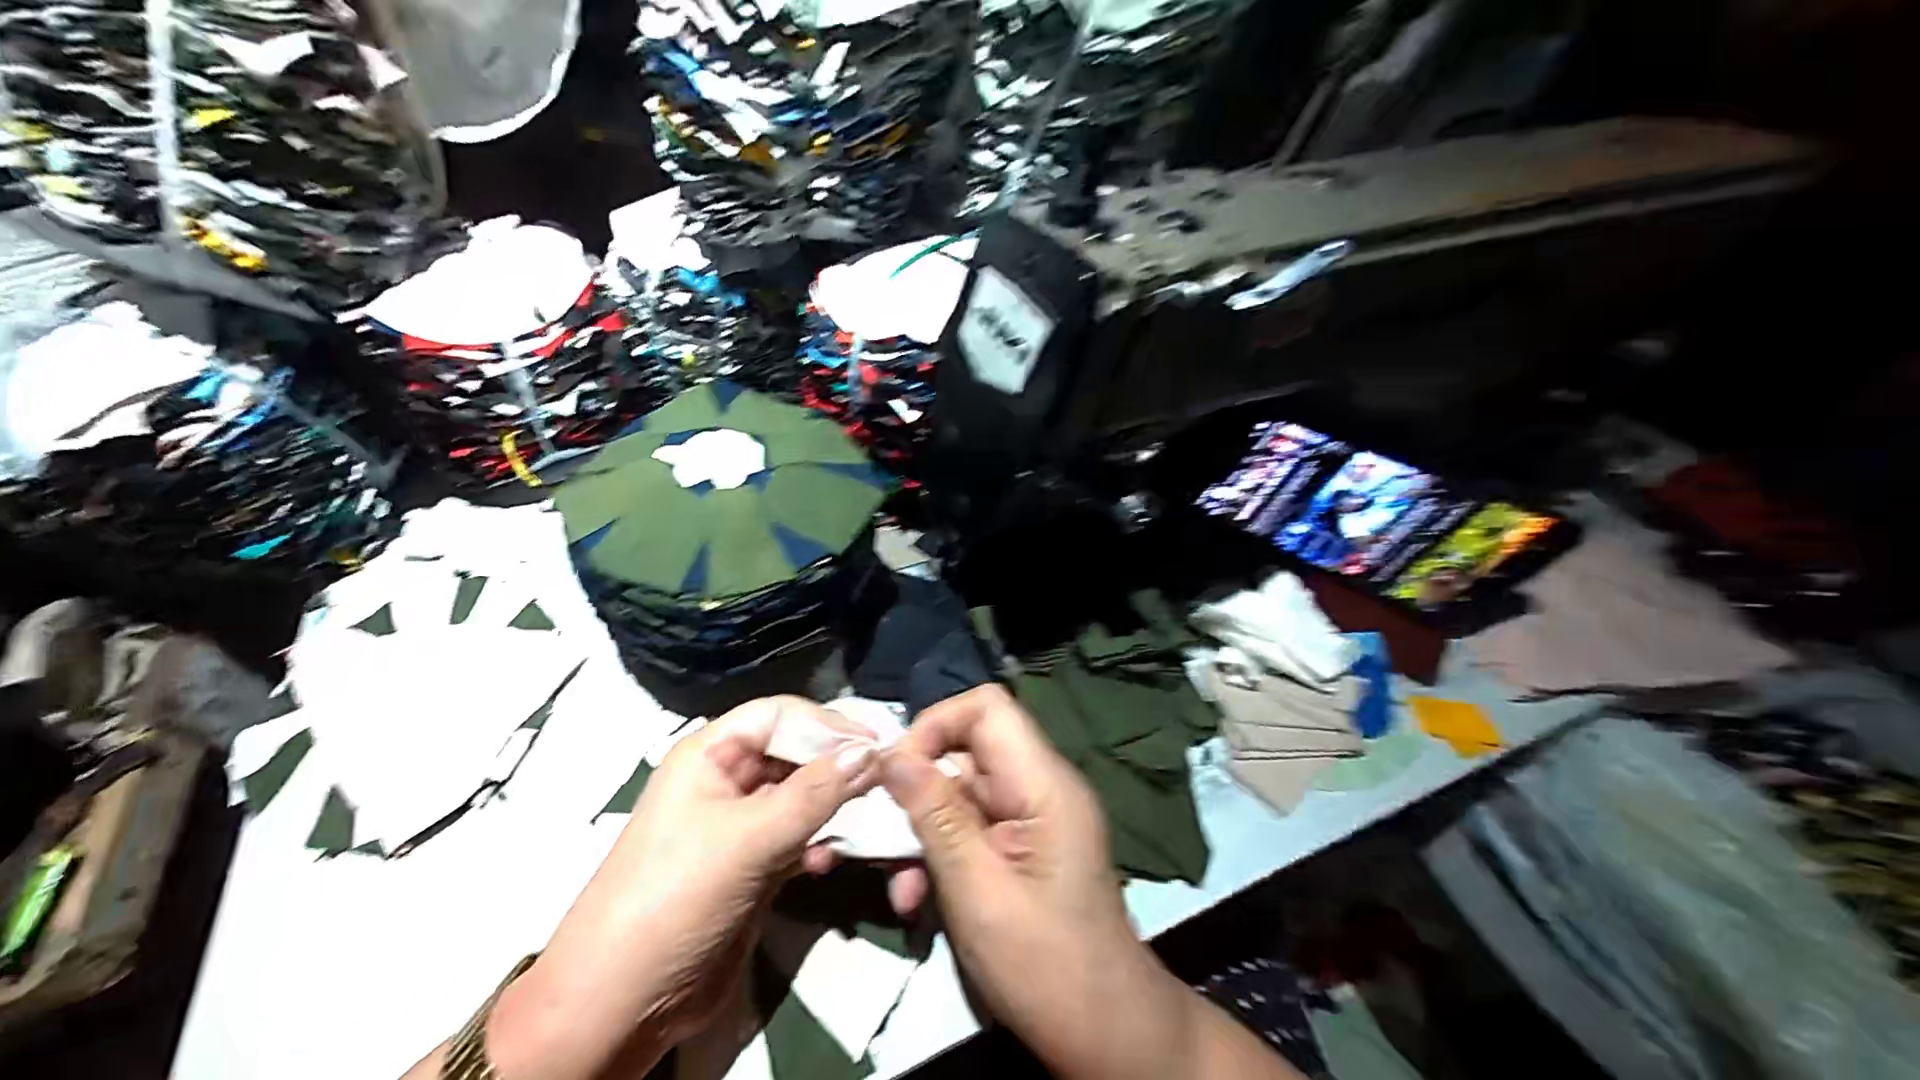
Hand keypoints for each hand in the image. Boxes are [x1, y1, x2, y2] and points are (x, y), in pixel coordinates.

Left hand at [487, 697, 879, 1079]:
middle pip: (795, 752)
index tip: (877, 745)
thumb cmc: (677, 898)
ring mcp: (742, 824)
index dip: (828, 724)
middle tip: (886, 778)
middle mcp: (727, 780)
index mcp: (710, 754)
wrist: (622, 1005)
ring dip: (836, 804)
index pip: (779, 715)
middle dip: (838, 763)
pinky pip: (800, 836)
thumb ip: (814, 793)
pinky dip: (821, 843)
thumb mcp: (748, 840)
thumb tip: (873, 751)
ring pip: (802, 796)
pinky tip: (832, 860)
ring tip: (874, 816)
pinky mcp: (755, 864)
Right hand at [882, 685, 1301, 1079]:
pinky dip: (939, 854)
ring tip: (899, 885)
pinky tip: (916, 899)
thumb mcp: (976, 888)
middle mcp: (1040, 787)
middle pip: (967, 751)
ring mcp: (1031, 817)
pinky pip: (969, 827)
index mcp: (1043, 784)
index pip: (987, 708)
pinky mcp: (1020, 846)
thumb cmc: (1044, 963)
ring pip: (960, 792)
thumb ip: (934, 815)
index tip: (898, 772)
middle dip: (918, 790)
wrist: (1103, 1032)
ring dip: (922, 832)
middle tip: (882, 833)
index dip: (937, 724)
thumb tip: (891, 754)